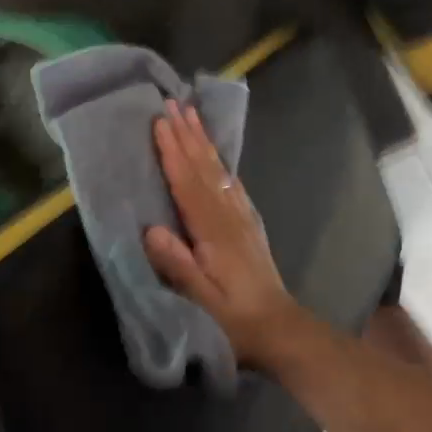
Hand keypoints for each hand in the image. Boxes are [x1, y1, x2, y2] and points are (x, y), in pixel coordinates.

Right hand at [144, 100, 301, 367]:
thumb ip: (178, 266)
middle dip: (187, 133)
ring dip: (202, 140)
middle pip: (204, 167)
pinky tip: (215, 154)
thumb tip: (151, 229)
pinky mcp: (248, 224)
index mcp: (213, 231)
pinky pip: (231, 181)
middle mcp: (229, 215)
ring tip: (191, 113)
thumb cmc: (234, 321)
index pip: (188, 183)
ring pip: (218, 169)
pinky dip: (219, 161)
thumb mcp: (202, 302)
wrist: (280, 330)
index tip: (159, 121)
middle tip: (172, 101)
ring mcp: (241, 217)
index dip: (172, 151)